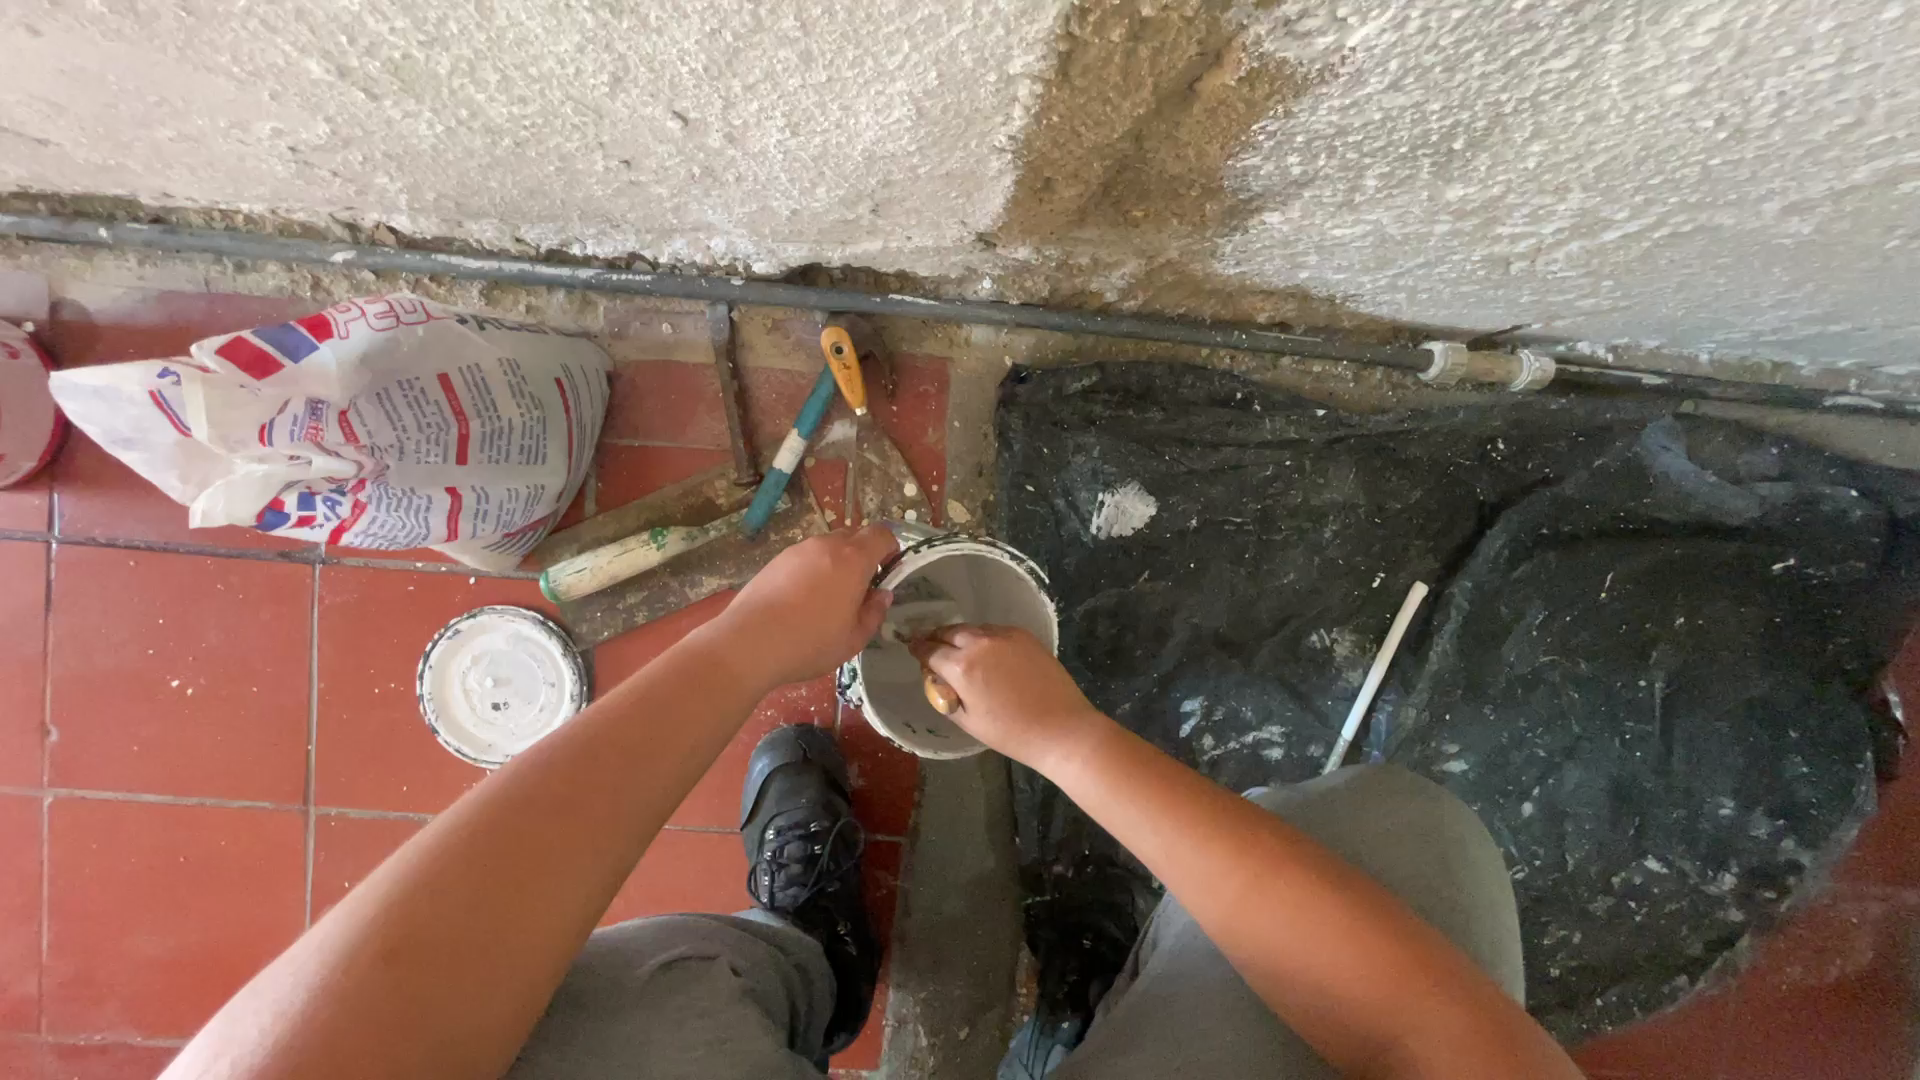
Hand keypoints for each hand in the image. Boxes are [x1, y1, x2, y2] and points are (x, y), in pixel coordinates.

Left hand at [703, 525, 896, 690]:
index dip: (891, 549)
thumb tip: (882, 595)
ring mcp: (798, 550)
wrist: (748, 643)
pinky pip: (805, 557)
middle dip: (864, 555)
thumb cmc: (810, 643)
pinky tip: (802, 600)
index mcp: (853, 560)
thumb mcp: (854, 639)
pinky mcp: (776, 560)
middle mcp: (826, 546)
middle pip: (854, 535)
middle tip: (860, 588)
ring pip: (828, 546)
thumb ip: (874, 613)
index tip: (889, 571)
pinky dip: (813, 569)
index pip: (882, 535)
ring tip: (829, 597)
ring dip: (837, 562)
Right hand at [909, 625, 1110, 771]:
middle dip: (937, 638)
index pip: (929, 650)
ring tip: (958, 648)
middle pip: (948, 632)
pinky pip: (994, 631)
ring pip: (972, 629)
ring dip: (960, 636)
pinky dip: (984, 637)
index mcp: (961, 666)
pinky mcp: (1024, 635)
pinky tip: (986, 650)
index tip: (912, 647)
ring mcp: (1004, 635)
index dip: (918, 649)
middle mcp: (979, 643)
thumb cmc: (1011, 733)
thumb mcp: (968, 720)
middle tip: (931, 646)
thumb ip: (945, 695)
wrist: (1061, 727)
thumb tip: (936, 677)